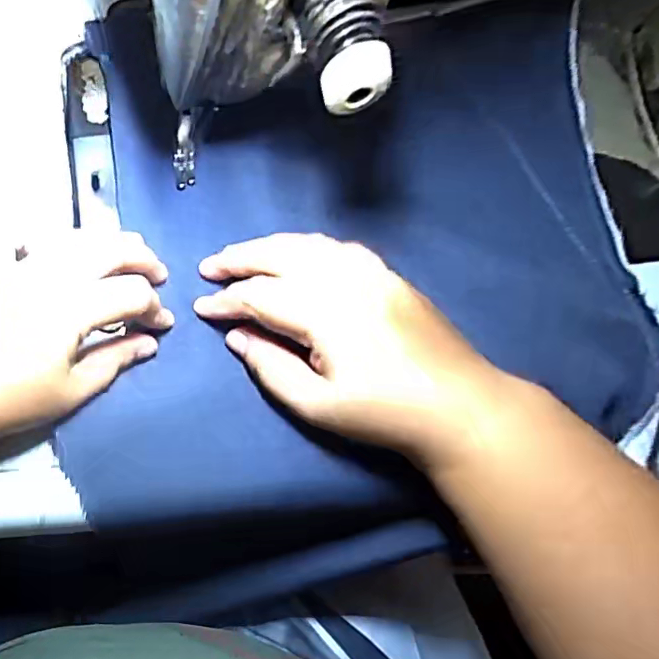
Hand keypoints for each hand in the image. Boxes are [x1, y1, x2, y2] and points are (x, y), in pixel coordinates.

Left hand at [0, 230, 172, 440]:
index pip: (130, 293)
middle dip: (140, 259)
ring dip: (101, 243)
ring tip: (117, 258)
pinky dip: (35, 238)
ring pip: (70, 237)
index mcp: (74, 306)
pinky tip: (44, 249)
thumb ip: (114, 360)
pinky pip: (16, 239)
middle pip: (108, 248)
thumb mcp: (71, 390)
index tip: (162, 327)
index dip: (154, 308)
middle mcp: (50, 274)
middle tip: (157, 276)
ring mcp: (18, 267)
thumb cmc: (14, 400)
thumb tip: (148, 343)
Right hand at [193, 233, 525, 472]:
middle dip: (241, 259)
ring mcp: (372, 273)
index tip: (201, 308)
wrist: (457, 405)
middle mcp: (346, 279)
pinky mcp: (388, 276)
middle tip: (210, 266)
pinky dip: (306, 247)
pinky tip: (296, 255)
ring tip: (243, 256)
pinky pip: (338, 248)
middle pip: (282, 256)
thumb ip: (271, 368)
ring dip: (271, 247)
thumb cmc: (382, 413)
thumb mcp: (317, 405)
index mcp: (325, 312)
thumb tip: (237, 337)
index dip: (227, 301)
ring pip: (310, 245)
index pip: (261, 295)